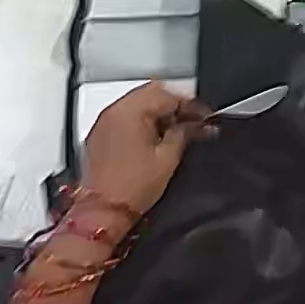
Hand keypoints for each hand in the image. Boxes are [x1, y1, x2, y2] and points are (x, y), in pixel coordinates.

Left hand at [81, 82, 208, 214]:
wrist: (102, 211)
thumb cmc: (130, 188)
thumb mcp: (167, 158)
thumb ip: (184, 134)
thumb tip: (197, 125)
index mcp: (131, 111)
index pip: (167, 94)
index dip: (191, 105)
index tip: (204, 117)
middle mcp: (114, 110)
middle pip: (151, 92)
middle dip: (175, 104)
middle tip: (193, 121)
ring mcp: (105, 121)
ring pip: (138, 102)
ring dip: (158, 112)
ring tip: (175, 131)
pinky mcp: (100, 134)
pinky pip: (124, 116)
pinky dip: (142, 120)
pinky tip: (154, 138)